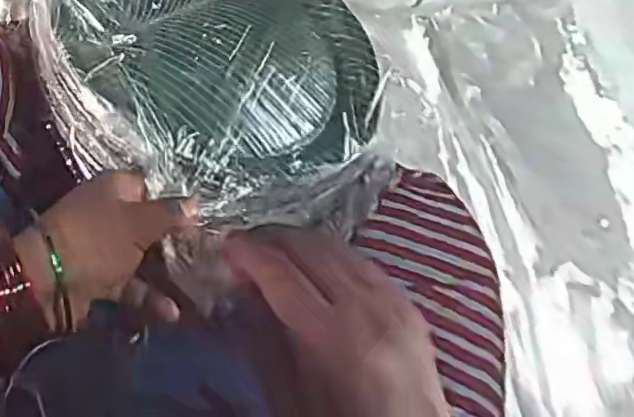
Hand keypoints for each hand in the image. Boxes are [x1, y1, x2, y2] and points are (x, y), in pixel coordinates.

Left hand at [19, 171, 196, 328]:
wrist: (52, 278)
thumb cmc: (96, 239)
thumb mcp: (135, 223)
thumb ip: (166, 215)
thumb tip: (194, 203)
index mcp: (114, 187)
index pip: (150, 187)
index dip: (176, 202)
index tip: (205, 220)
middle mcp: (109, 211)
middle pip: (149, 223)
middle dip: (176, 241)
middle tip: (211, 258)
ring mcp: (105, 244)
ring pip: (143, 256)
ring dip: (166, 273)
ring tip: (199, 289)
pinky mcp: (101, 275)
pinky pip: (132, 284)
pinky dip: (149, 296)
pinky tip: (171, 313)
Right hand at [225, 230, 449, 416]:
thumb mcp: (293, 392)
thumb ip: (266, 332)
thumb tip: (244, 283)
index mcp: (335, 337)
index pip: (279, 272)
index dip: (246, 252)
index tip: (226, 248)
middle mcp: (366, 309)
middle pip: (304, 247)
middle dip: (266, 241)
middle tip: (246, 254)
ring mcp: (392, 303)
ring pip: (330, 244)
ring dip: (295, 243)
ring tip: (275, 257)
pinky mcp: (408, 304)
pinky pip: (357, 259)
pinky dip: (327, 255)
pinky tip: (313, 268)